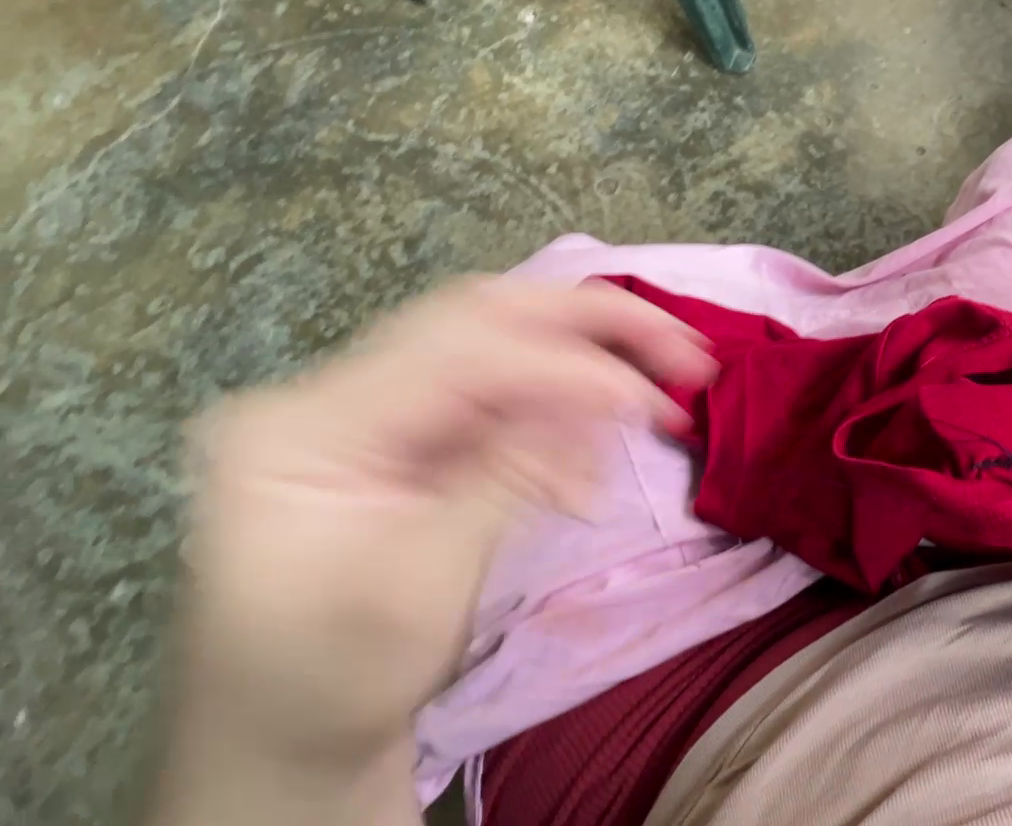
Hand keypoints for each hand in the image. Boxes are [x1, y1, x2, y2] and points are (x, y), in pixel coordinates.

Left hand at [175, 278, 714, 770]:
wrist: (295, 727)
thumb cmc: (337, 674)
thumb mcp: (419, 583)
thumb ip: (505, 474)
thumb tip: (598, 401)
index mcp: (306, 427)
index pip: (457, 358)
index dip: (564, 368)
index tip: (647, 400)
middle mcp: (338, 391)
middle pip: (483, 317)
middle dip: (592, 323)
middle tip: (682, 344)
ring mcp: (381, 403)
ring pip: (506, 338)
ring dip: (595, 352)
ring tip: (671, 378)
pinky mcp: (420, 425)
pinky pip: (511, 389)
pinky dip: (572, 407)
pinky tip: (601, 452)